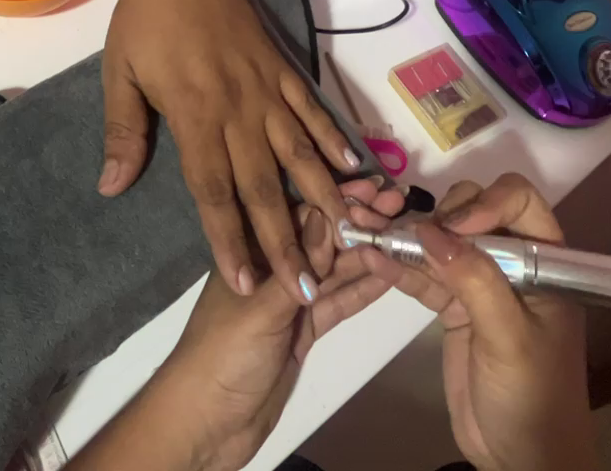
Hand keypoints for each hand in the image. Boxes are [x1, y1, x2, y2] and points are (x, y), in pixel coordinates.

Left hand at [77, 199, 400, 470]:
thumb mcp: (260, 309)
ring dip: (366, 253)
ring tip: (403, 233)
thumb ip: (295, 266)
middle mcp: (271, 266)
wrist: (206, 422)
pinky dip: (361, 289)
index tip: (372, 188)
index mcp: (249, 250)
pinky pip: (336, 302)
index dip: (334, 200)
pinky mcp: (302, 329)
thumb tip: (327, 212)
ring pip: (333, 269)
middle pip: (320, 237)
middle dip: (357, 222)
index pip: (298, 214)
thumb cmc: (222, 356)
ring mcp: (288, 298)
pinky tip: (391, 274)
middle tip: (396, 204)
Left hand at [100, 0, 369, 304]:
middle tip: (303, 288)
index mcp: (195, 116)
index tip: (246, 284)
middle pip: (263, 185)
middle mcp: (238, 111)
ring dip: (322, 197)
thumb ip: (124, 132)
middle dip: (283, 240)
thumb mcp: (120, 75)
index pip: (214, 190)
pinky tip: (352, 164)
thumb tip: (112, 188)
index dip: (229, 239)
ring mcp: (266, 89)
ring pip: (298, 152)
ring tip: (347, 236)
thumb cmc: (145, 24)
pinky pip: (311, 108)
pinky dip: (331, 136)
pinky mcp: (282, 68)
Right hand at [358, 175, 597, 470]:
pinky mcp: (452, 306)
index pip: (518, 203)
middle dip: (440, 215)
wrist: (521, 461)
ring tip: (369, 227)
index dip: (486, 202)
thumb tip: (431, 229)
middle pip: (473, 210)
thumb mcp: (509, 337)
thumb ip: (474, 280)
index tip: (456, 226)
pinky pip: (421, 274)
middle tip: (414, 234)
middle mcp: (511, 263)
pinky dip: (397, 264)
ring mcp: (479, 283)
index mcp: (544, 263)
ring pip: (441, 240)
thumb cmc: (533, 398)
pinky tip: (371, 255)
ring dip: (406, 235)